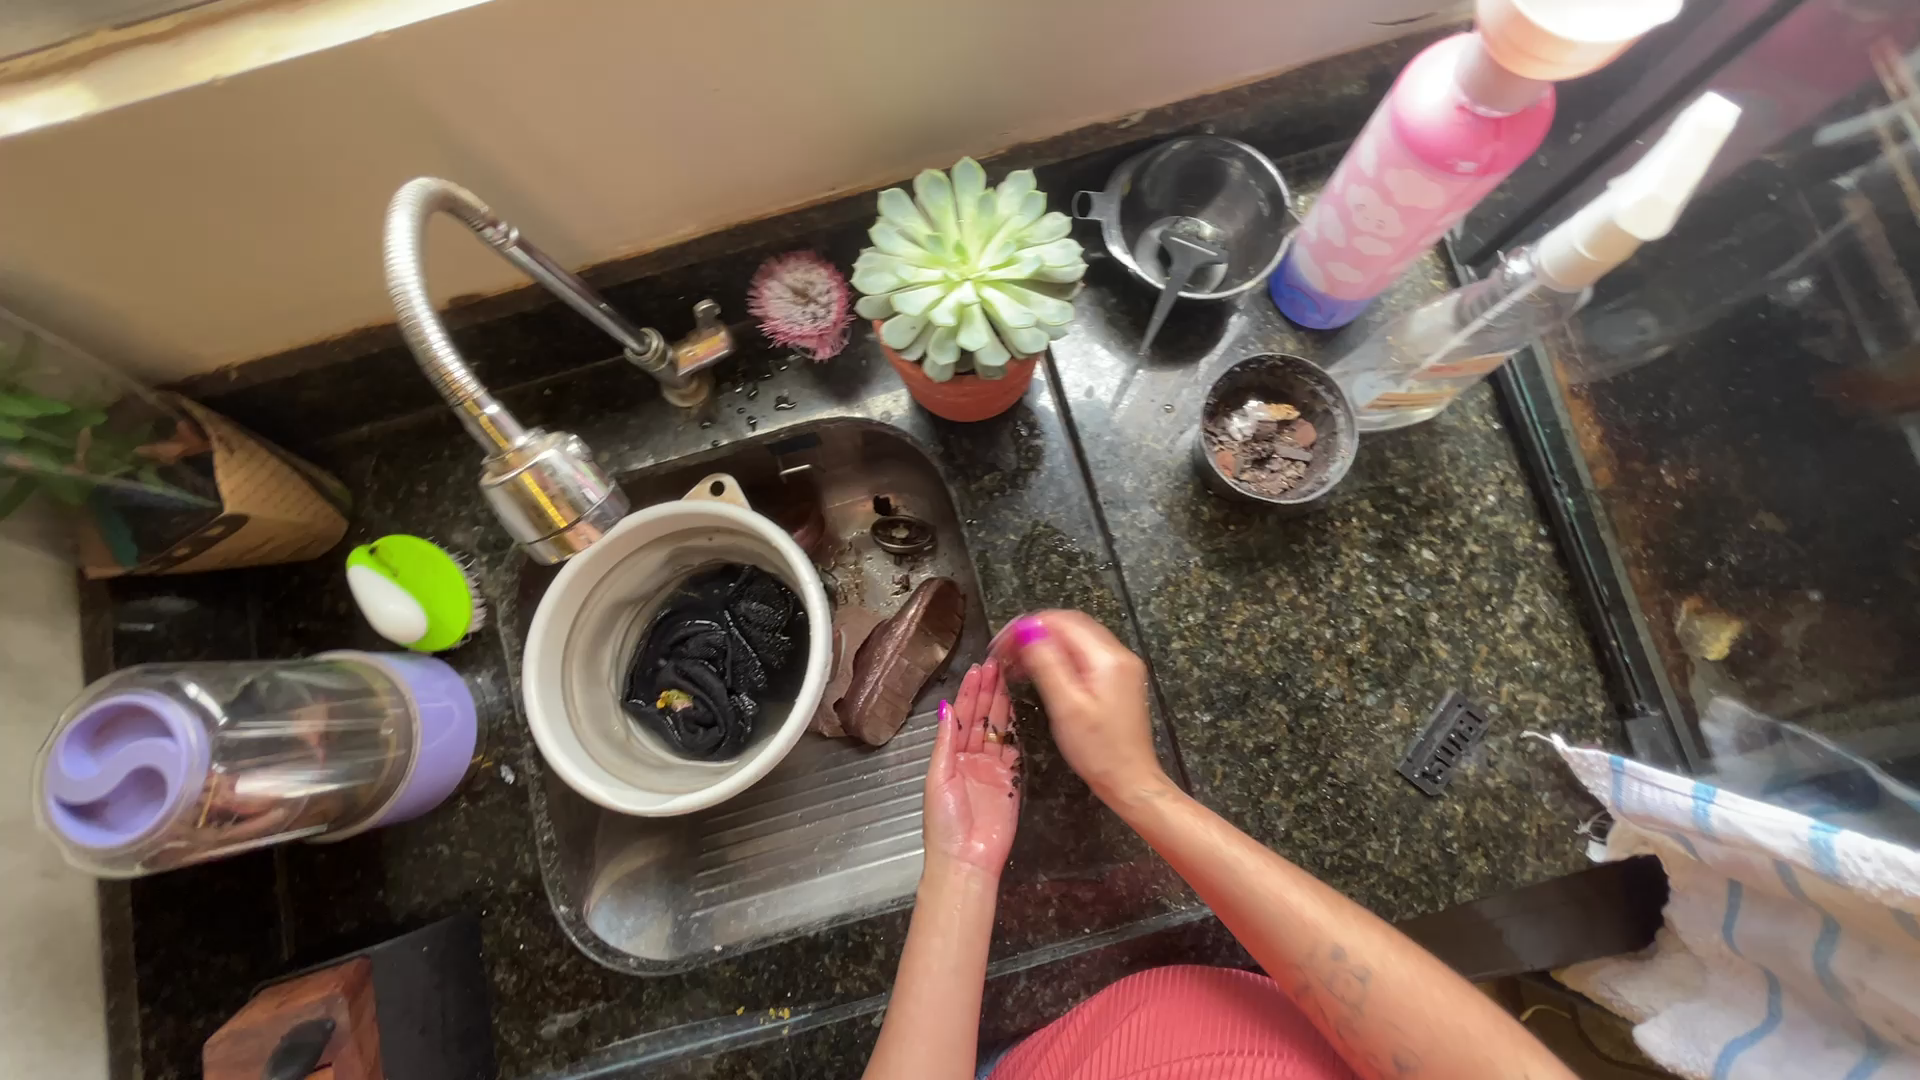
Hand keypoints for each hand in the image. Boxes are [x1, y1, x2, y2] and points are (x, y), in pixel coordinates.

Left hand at [922, 660, 1021, 877]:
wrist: (966, 860)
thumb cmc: (944, 824)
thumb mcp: (938, 778)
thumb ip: (946, 741)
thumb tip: (947, 708)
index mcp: (949, 756)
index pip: (962, 716)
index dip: (970, 692)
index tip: (978, 669)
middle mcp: (970, 758)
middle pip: (982, 717)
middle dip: (988, 690)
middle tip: (996, 665)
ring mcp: (992, 768)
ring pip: (998, 728)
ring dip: (1002, 702)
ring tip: (1007, 676)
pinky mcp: (1011, 780)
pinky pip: (1013, 748)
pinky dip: (1015, 727)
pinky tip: (1017, 706)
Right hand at [991, 610, 1169, 804]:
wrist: (1130, 781)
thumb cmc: (1098, 750)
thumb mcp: (1066, 706)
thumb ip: (1047, 664)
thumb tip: (1028, 630)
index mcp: (1107, 658)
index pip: (1063, 621)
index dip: (1028, 625)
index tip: (1002, 642)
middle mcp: (1118, 654)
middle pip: (1070, 625)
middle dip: (1034, 632)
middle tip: (1005, 651)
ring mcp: (1120, 666)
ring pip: (1076, 639)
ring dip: (1045, 644)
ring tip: (1017, 663)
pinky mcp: (1117, 680)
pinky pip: (1084, 655)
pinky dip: (1059, 657)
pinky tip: (1041, 671)